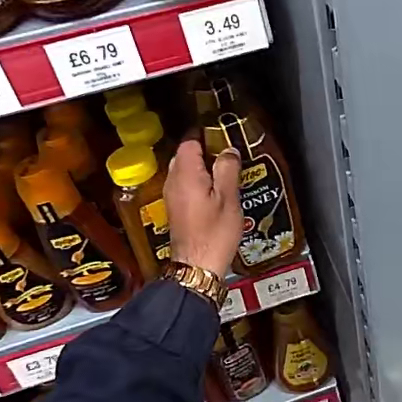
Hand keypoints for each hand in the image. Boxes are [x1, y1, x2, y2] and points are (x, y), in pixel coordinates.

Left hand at [165, 139, 242, 278]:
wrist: (197, 266)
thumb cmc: (214, 233)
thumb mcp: (228, 198)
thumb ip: (228, 169)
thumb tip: (228, 150)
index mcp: (185, 174)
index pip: (189, 141)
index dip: (206, 136)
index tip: (224, 136)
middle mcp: (173, 181)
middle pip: (186, 155)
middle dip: (206, 152)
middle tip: (229, 156)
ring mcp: (171, 196)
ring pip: (185, 171)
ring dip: (203, 169)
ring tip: (227, 174)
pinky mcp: (175, 209)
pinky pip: (185, 185)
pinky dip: (199, 183)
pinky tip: (217, 192)